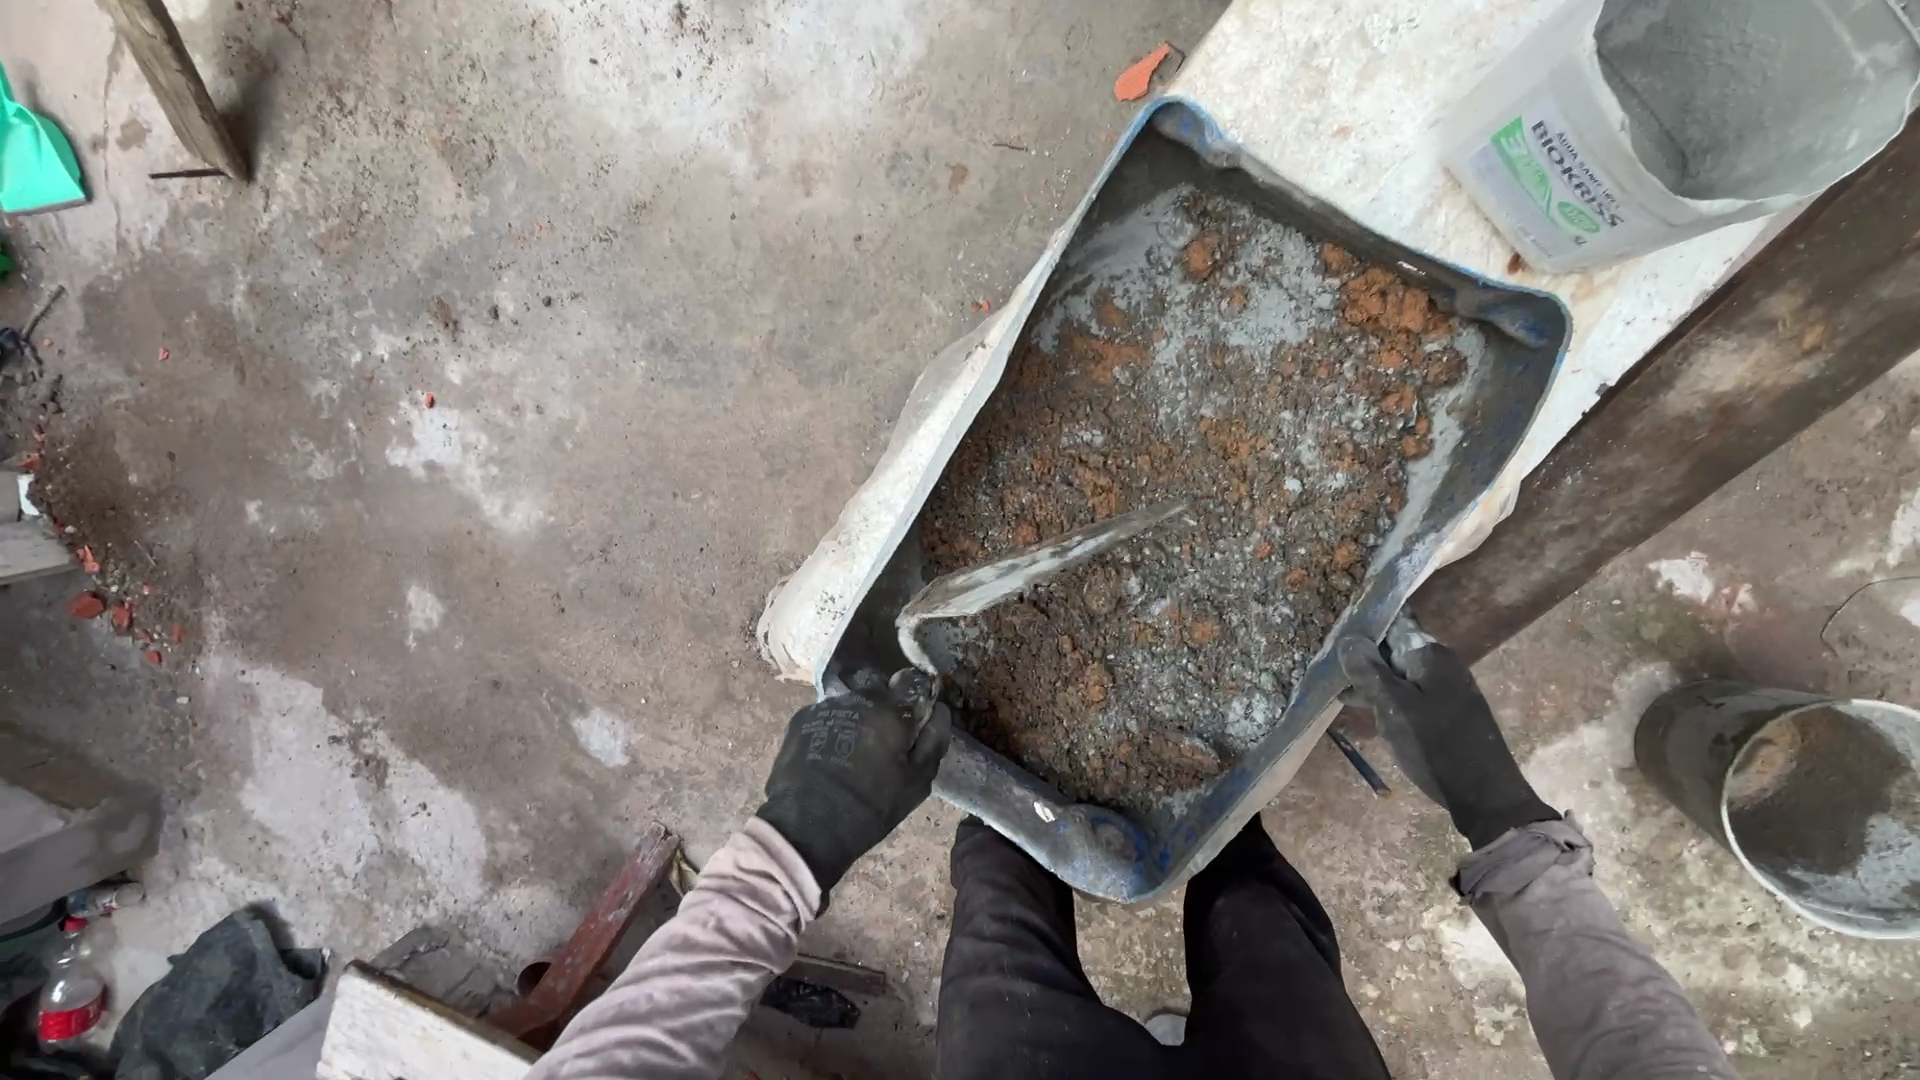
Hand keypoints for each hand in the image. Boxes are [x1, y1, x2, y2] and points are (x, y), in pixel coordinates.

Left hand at [757, 669, 952, 891]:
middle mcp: (860, 697)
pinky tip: (829, 756)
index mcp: (892, 710)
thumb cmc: (871, 806)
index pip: (913, 682)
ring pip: (852, 703)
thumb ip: (934, 741)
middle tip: (884, 743)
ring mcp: (826, 705)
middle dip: (886, 709)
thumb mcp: (916, 783)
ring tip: (854, 752)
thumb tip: (940, 711)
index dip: (917, 698)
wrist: (807, 826)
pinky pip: (827, 715)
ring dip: (859, 718)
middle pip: (880, 691)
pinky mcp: (801, 719)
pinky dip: (833, 729)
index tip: (915, 720)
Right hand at [1338, 621, 1557, 848]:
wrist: (1484, 796)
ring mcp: (1445, 688)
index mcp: (1431, 655)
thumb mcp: (1393, 708)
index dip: (1362, 626)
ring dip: (1369, 679)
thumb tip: (1349, 639)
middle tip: (1328, 665)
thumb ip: (1369, 671)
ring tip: (1337, 689)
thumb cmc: (1435, 746)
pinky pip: (1407, 692)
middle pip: (1393, 647)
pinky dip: (1384, 696)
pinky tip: (1362, 707)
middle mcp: (1441, 664)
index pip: (1392, 623)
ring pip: (1398, 672)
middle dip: (1361, 655)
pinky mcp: (1445, 710)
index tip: (1333, 634)